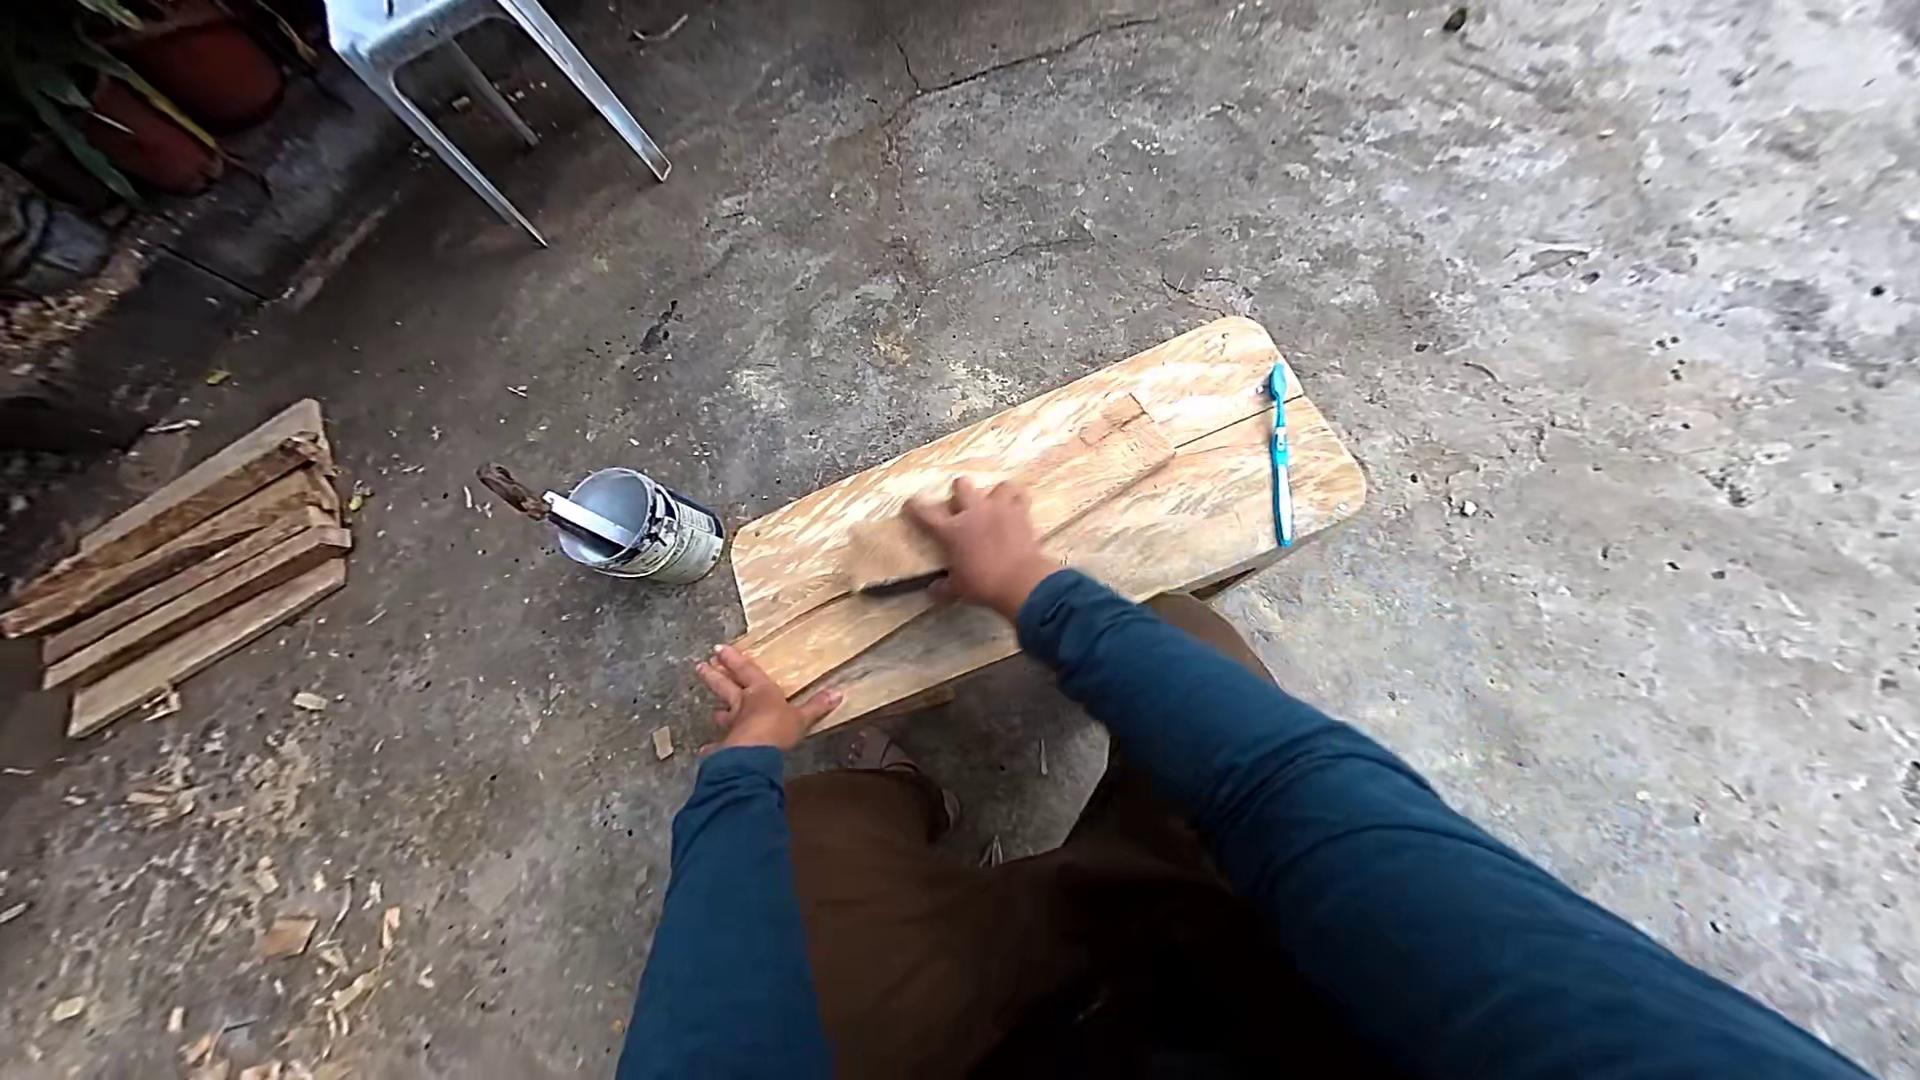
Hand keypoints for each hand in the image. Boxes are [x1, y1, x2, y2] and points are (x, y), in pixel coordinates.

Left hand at [695, 644, 841, 751]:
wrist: (754, 754)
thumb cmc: (778, 728)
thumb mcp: (802, 717)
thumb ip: (817, 706)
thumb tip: (839, 693)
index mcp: (760, 691)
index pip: (745, 670)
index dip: (733, 659)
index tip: (718, 648)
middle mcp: (742, 704)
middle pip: (724, 686)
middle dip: (713, 675)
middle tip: (700, 665)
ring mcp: (731, 725)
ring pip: (721, 713)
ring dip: (717, 709)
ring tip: (711, 707)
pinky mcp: (725, 746)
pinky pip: (718, 746)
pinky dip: (713, 749)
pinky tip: (705, 751)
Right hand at [906, 478, 1059, 621]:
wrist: (1019, 581)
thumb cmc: (983, 584)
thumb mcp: (959, 589)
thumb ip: (944, 587)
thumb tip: (933, 590)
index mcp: (951, 530)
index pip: (925, 514)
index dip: (914, 507)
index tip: (910, 504)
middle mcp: (973, 512)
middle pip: (962, 485)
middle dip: (960, 490)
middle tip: (963, 502)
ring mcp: (998, 508)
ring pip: (998, 486)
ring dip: (996, 493)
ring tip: (997, 503)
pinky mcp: (1020, 512)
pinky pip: (1020, 496)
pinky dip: (1019, 500)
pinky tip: (1017, 507)